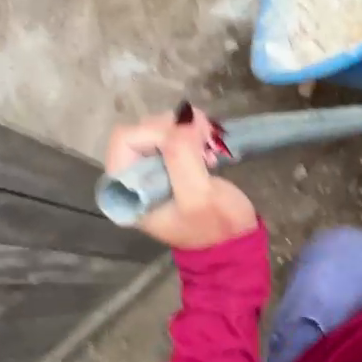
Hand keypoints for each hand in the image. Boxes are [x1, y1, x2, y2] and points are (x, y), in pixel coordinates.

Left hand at [104, 110, 257, 249]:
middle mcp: (133, 177)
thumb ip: (183, 157)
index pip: (127, 139)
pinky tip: (210, 149)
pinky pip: (175, 137)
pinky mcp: (171, 167)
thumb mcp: (199, 197)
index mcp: (127, 189)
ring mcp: (152, 171)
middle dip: (176, 129)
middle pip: (143, 129)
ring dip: (188, 130)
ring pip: (161, 129)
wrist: (234, 245)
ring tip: (210, 147)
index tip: (193, 140)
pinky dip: (194, 135)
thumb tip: (184, 116)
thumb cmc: (215, 227)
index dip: (160, 132)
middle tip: (207, 140)